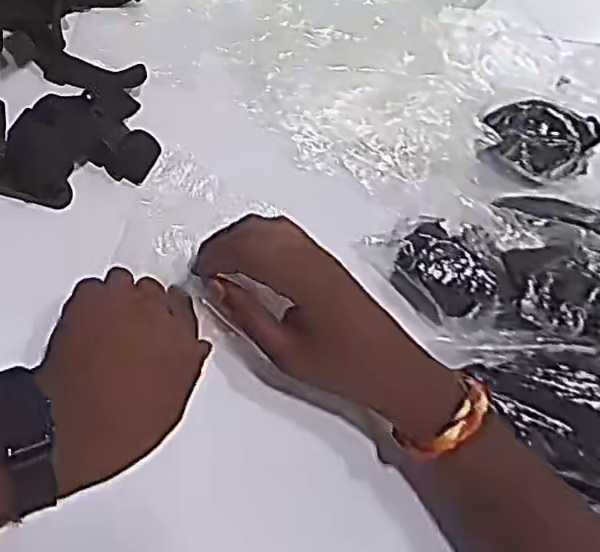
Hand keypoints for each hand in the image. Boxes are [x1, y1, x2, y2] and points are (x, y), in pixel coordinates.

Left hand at [33, 267, 210, 496]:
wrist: (81, 417)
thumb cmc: (126, 420)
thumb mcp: (172, 399)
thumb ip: (184, 363)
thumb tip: (189, 348)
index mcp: (182, 339)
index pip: (183, 304)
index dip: (169, 310)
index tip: (161, 314)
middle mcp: (154, 311)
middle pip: (151, 289)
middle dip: (141, 303)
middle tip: (128, 323)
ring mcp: (119, 299)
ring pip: (121, 280)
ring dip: (116, 296)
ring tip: (107, 320)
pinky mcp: (87, 294)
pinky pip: (92, 286)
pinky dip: (90, 298)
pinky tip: (87, 321)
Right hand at [194, 215, 464, 442]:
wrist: (400, 373)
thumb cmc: (345, 369)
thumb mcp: (285, 354)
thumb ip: (246, 315)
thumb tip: (215, 287)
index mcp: (302, 281)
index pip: (245, 250)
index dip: (214, 256)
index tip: (200, 272)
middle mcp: (310, 258)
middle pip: (252, 231)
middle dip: (220, 244)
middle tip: (205, 266)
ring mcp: (319, 254)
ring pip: (265, 225)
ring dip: (237, 237)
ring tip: (222, 260)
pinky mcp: (323, 257)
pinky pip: (281, 230)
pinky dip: (255, 235)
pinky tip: (249, 255)